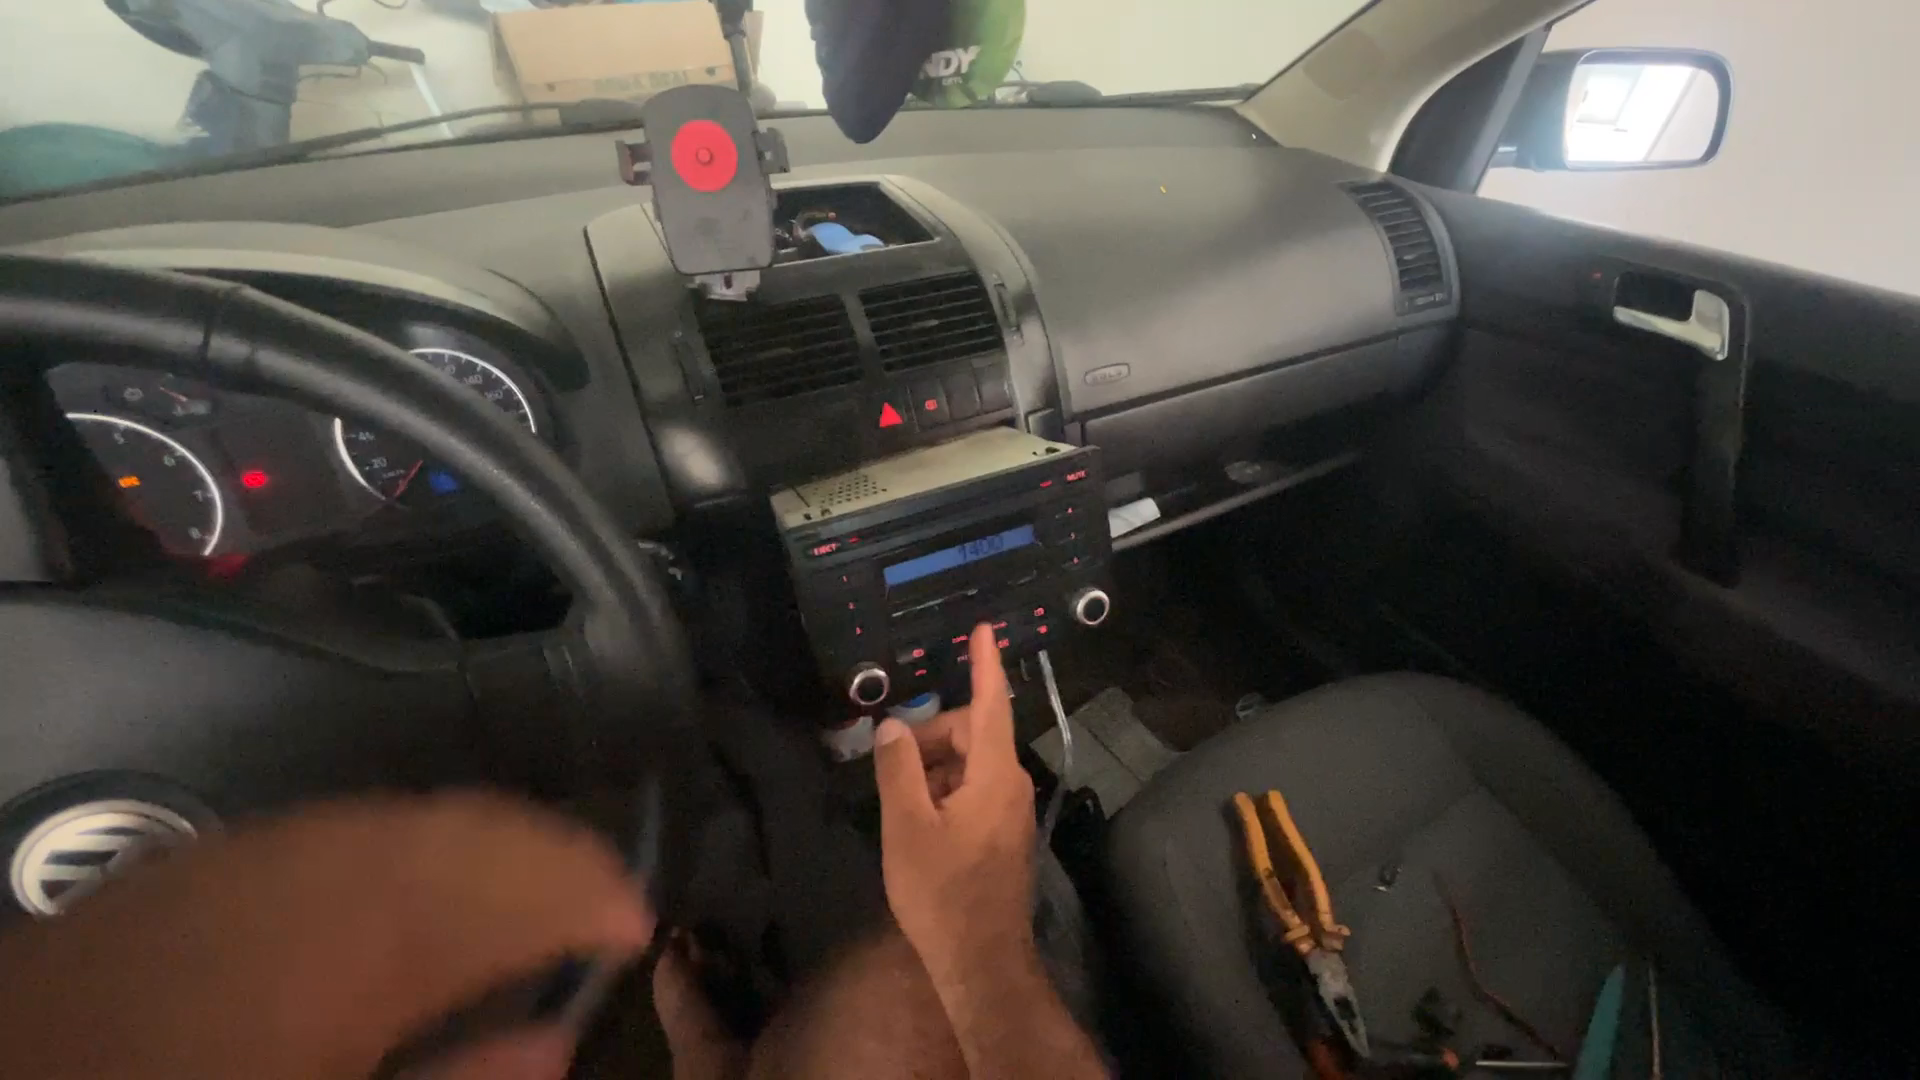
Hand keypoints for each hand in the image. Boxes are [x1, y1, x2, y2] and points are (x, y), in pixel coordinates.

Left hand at [0, 793, 653, 1079]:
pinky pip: (368, 818)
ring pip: (432, 814)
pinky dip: (434, 833)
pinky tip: (450, 863)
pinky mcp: (221, 852)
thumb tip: (561, 1043)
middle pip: (485, 834)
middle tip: (612, 893)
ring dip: (509, 838)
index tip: (640, 922)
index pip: (517, 891)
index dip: (594, 896)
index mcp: (358, 945)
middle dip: (564, 856)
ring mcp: (269, 850)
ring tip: (553, 873)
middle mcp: (326, 870)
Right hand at [873, 623, 1035, 983]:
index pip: (991, 703)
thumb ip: (898, 770)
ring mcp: (1011, 809)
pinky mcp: (1004, 831)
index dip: (985, 664)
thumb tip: (892, 728)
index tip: (983, 629)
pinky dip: (944, 789)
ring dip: (934, 768)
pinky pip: (974, 789)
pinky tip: (917, 820)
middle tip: (891, 766)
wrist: (982, 963)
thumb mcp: (907, 828)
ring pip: (970, 764)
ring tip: (899, 803)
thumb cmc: (943, 893)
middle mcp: (1011, 783)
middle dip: (931, 738)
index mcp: (995, 773)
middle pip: (971, 734)